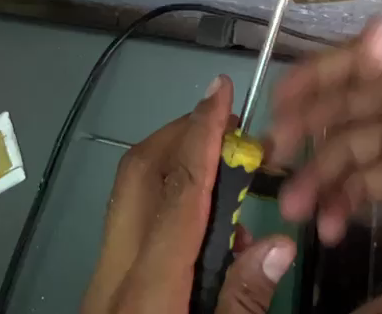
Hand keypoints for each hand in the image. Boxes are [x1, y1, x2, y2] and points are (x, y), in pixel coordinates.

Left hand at [81, 74, 296, 313]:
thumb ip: (243, 299)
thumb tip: (279, 243)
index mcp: (147, 288)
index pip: (180, 191)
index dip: (203, 134)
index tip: (220, 89)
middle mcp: (114, 272)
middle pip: (139, 173)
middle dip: (182, 134)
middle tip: (228, 125)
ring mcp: (102, 280)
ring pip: (130, 193)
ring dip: (177, 168)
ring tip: (229, 180)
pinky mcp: (103, 292)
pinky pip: (130, 222)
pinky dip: (167, 203)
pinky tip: (207, 231)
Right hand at [269, 20, 381, 303]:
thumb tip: (373, 22)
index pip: (359, 65)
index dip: (316, 78)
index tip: (279, 98)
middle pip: (347, 109)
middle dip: (310, 134)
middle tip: (272, 157)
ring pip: (349, 151)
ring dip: (320, 178)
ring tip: (294, 208)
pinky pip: (362, 184)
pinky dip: (342, 202)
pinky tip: (328, 226)